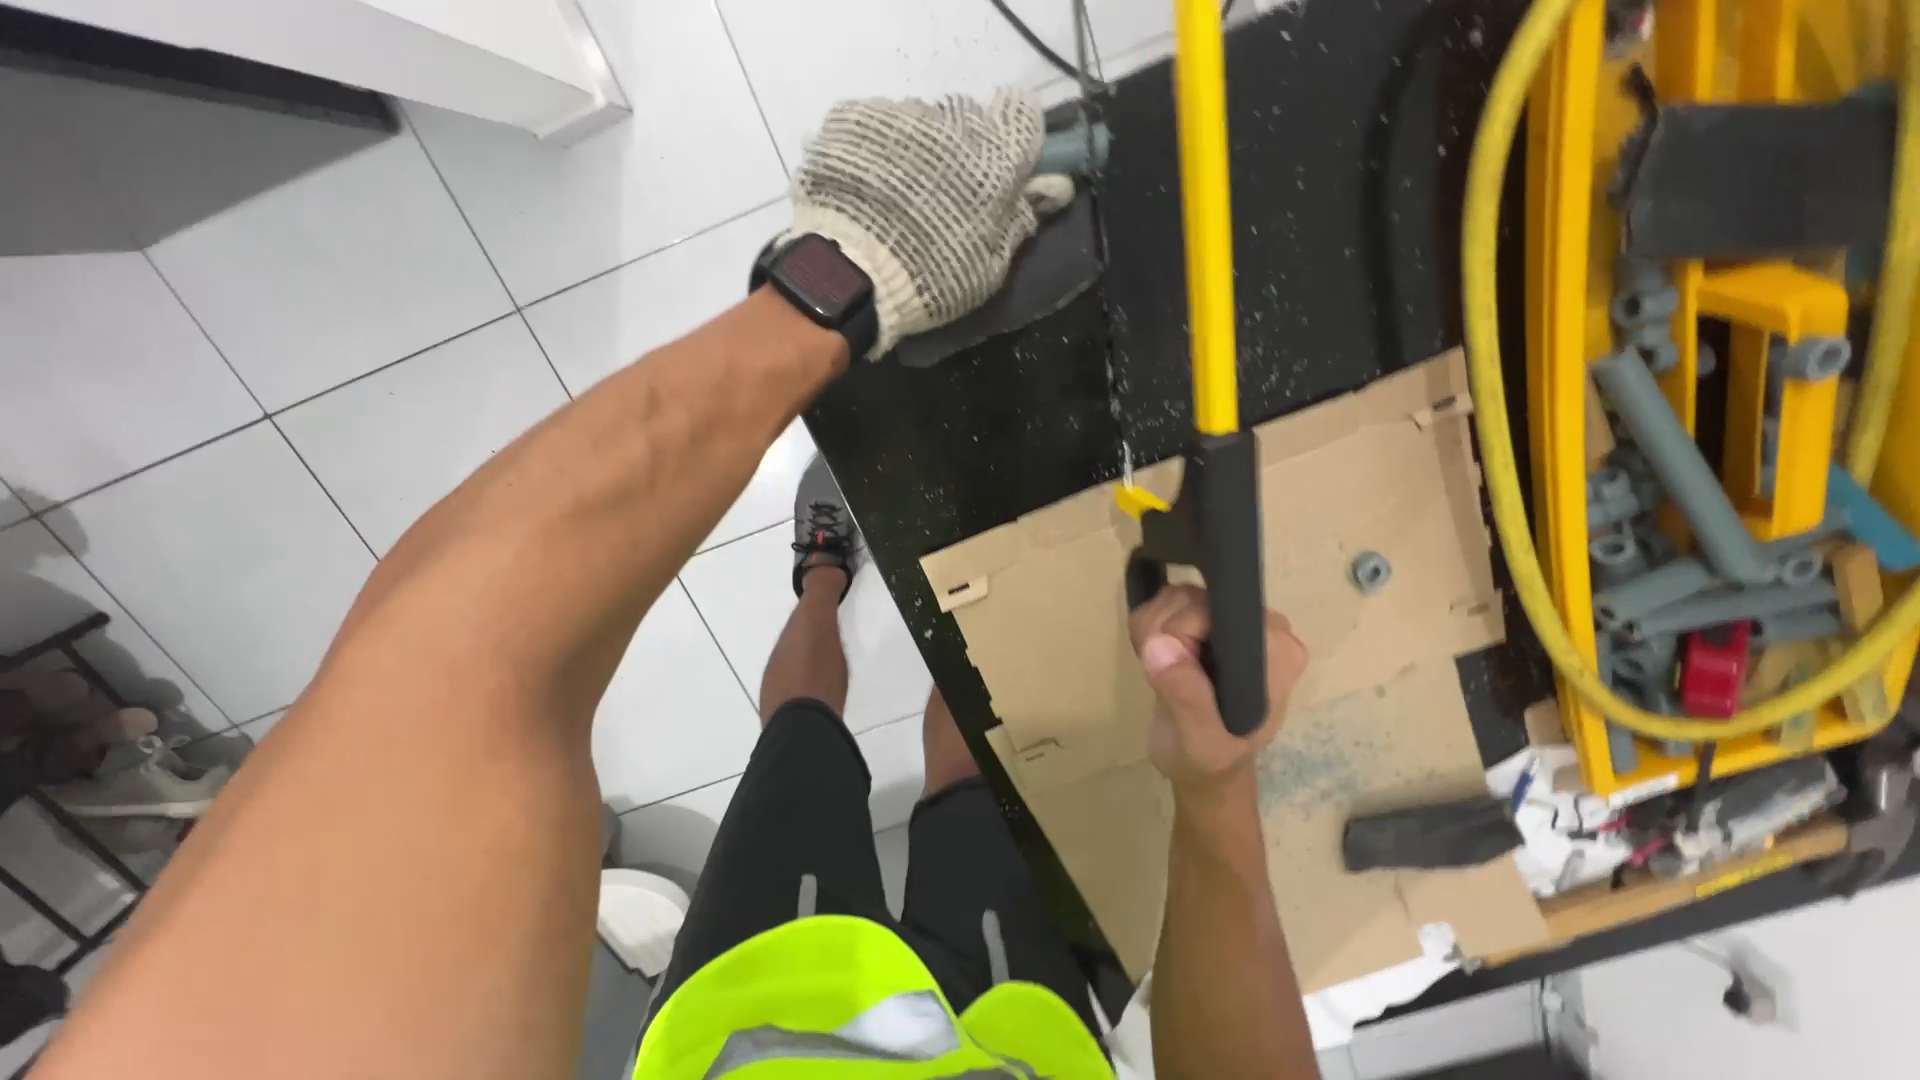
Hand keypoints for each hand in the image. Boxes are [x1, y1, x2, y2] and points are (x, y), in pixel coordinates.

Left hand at [789, 90, 1074, 358]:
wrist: (852, 274)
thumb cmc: (931, 278)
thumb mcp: (989, 267)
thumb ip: (1021, 220)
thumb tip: (1056, 188)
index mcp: (995, 161)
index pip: (1021, 113)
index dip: (1012, 134)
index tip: (1000, 161)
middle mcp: (953, 126)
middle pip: (966, 118)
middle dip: (959, 148)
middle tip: (941, 193)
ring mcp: (902, 117)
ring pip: (920, 122)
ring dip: (915, 149)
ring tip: (894, 195)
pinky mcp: (857, 118)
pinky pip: (877, 124)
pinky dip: (875, 148)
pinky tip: (863, 185)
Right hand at [1129, 585, 1307, 799]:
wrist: (1201, 768)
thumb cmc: (1208, 759)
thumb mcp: (1199, 741)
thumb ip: (1187, 696)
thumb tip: (1161, 645)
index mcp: (1276, 651)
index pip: (1219, 608)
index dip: (1183, 631)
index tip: (1173, 669)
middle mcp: (1262, 627)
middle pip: (1192, 598)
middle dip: (1163, 634)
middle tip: (1162, 679)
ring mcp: (1233, 620)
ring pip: (1173, 597)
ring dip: (1151, 632)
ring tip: (1160, 673)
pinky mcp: (1208, 618)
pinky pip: (1164, 601)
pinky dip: (1149, 627)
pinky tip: (1158, 660)